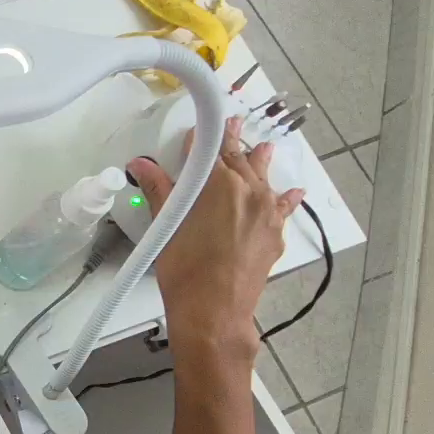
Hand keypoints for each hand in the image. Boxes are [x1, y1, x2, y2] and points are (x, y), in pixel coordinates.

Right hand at [128, 115, 303, 360]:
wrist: (214, 310)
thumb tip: (141, 165)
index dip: (202, 137)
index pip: (209, 149)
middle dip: (232, 142)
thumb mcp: (165, 227)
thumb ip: (158, 190)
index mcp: (217, 184)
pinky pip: (284, 206)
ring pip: (264, 178)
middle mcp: (248, 192)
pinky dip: (285, 197)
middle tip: (232, 123)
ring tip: (262, 147)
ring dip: (259, 162)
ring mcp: (266, 213)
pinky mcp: (275, 233)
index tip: (198, 128)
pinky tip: (292, 191)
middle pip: (239, 159)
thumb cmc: (185, 270)